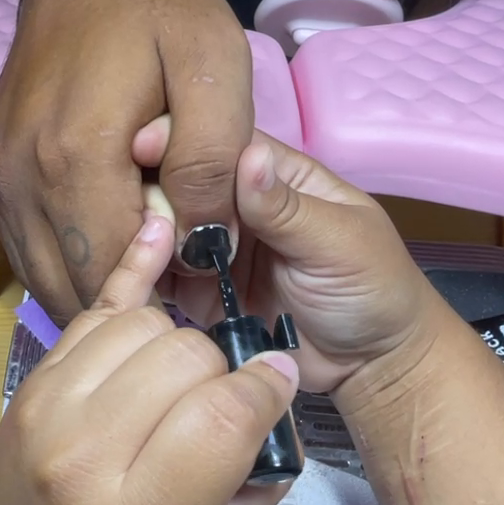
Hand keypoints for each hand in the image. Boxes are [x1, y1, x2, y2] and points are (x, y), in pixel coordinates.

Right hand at [0, 0, 251, 321]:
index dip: (162, 290)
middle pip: (76, 287)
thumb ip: (213, 158)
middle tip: (176, 278)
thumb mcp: (214, 63)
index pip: (114, 270)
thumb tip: (201, 243)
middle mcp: (21, 181)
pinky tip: (103, 249)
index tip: (198, 276)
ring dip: (95, 290)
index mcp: (76, 156)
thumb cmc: (156, 12)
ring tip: (143, 266)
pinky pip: (27, 256)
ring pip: (46, 282)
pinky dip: (67, 270)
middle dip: (130, 298)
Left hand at [0, 212, 300, 504]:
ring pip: (142, 325)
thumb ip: (251, 487)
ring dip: (178, 338)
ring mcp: (48, 410)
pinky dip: (132, 271)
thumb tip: (280, 401)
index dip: (264, 388)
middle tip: (219, 391)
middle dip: (220, 367)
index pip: (221, 418)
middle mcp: (86, 458)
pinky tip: (160, 231)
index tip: (276, 382)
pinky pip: (91, 309)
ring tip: (180, 371)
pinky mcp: (31, 382)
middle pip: (182, 359)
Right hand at [156, 131, 445, 397]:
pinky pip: (157, 274)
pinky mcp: (195, 292)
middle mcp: (231, 205)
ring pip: (158, 226)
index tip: (142, 149)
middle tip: (155, 221)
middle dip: (155, 191)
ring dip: (143, 232)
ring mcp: (209, 249)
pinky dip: (140, 271)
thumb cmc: (370, 289)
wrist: (368, 364)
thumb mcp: (337, 241)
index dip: (179, 140)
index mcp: (270, 176)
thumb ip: (286, 207)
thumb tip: (248, 156)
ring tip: (142, 249)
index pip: (217, 143)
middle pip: (176, 181)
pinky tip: (133, 274)